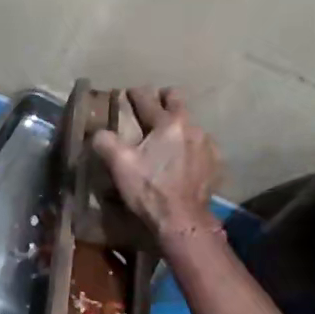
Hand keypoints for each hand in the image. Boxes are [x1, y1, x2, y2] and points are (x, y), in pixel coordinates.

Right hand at [92, 87, 221, 244]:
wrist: (182, 220)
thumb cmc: (149, 190)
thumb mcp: (120, 165)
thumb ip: (106, 142)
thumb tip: (99, 132)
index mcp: (168, 123)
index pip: (148, 99)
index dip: (135, 94)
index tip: (128, 93)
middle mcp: (191, 126)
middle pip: (177, 101)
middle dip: (164, 99)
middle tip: (153, 106)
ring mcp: (207, 144)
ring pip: (190, 125)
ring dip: (177, 127)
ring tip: (167, 139)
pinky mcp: (215, 163)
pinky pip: (201, 146)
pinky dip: (190, 147)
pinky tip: (183, 159)